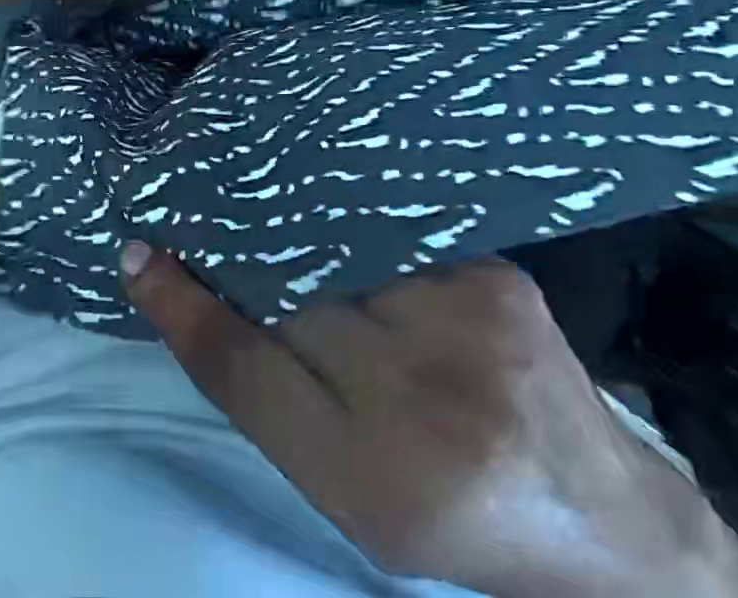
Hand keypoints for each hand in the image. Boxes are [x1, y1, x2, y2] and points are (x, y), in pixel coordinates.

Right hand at [120, 245, 737, 597]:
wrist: (598, 511)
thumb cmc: (450, 516)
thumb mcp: (343, 491)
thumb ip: (269, 399)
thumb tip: (196, 300)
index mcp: (372, 475)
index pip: (243, 368)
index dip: (183, 306)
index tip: (139, 253)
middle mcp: (423, 392)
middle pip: (290, 297)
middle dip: (245, 260)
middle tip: (208, 222)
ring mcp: (472, 319)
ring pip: (343, 255)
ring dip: (306, 243)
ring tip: (280, 221)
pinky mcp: (500, 275)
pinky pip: (399, 240)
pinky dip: (364, 238)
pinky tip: (356, 238)